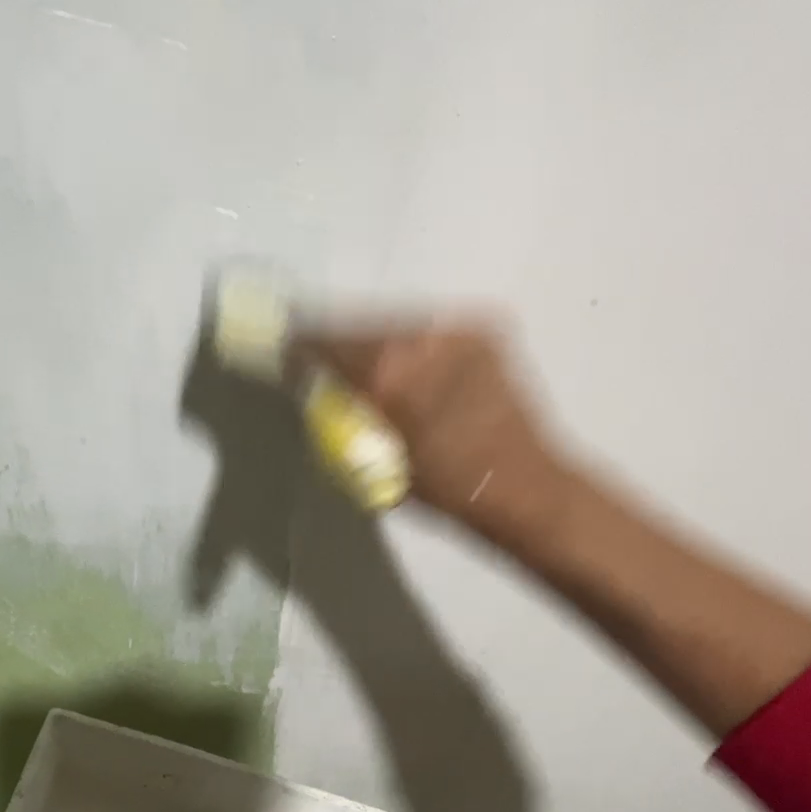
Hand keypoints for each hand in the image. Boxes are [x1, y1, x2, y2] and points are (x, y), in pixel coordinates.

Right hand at [304, 311, 572, 543]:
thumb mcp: (374, 456)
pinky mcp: (484, 328)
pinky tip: (409, 366)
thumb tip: (318, 387)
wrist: (525, 487)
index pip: (328, 343)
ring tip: (367, 363)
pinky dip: (412, 344)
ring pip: (396, 324)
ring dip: (377, 341)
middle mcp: (421, 340)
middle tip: (321, 355)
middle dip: (340, 341)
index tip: (285, 348)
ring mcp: (457, 330)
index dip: (301, 344)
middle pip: (361, 327)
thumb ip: (347, 412)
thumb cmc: (443, 487)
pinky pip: (429, 329)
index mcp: (388, 375)